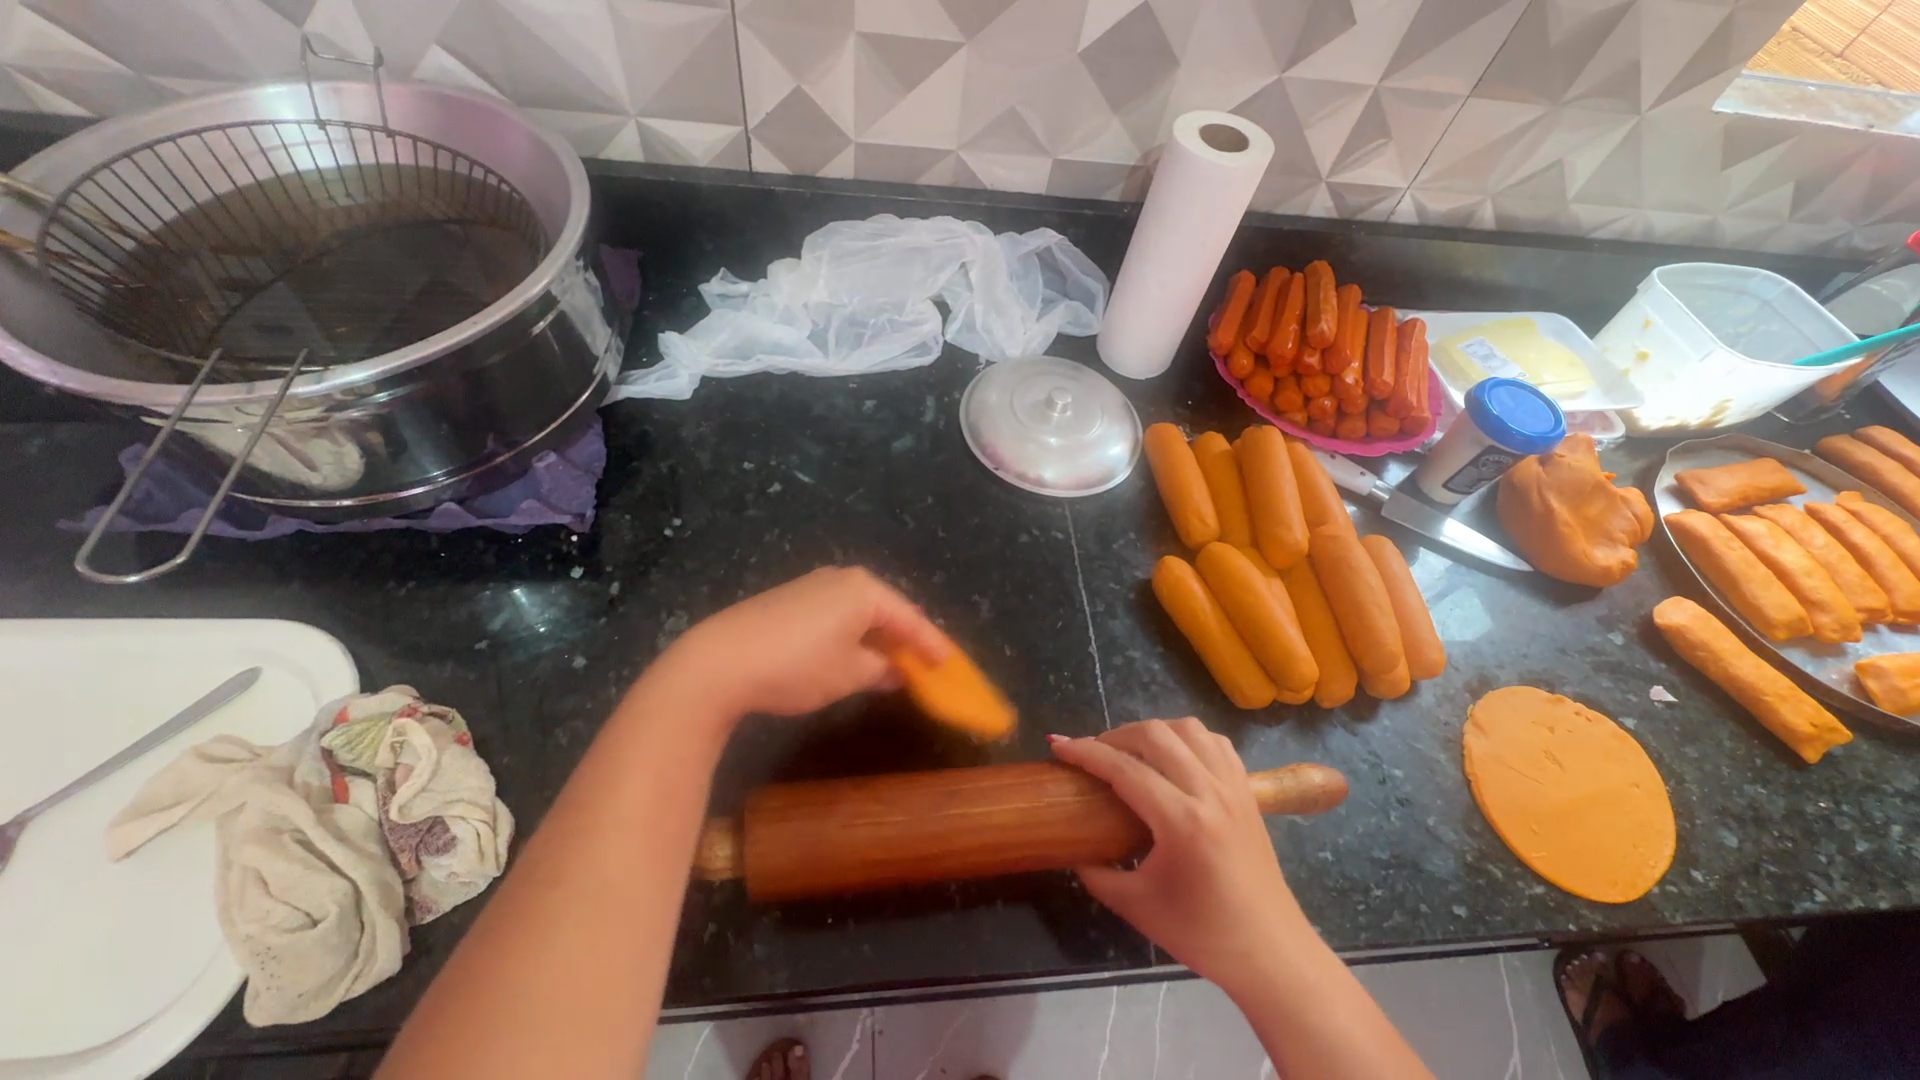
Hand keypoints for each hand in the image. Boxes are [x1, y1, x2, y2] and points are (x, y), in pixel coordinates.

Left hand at [654, 567, 949, 724]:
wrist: (719, 662)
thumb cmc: (796, 666)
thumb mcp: (849, 674)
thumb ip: (882, 670)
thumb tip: (898, 670)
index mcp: (864, 590)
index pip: (912, 619)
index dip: (933, 646)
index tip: (952, 666)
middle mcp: (841, 578)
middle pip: (886, 610)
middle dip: (905, 638)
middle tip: (925, 663)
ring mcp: (812, 586)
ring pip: (859, 612)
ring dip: (877, 638)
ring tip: (893, 663)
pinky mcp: (788, 600)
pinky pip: (836, 615)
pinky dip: (852, 634)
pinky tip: (853, 655)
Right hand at [1050, 718, 1304, 995]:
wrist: (1270, 952)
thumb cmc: (1202, 934)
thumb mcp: (1136, 906)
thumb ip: (1097, 873)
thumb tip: (1074, 849)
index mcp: (1182, 822)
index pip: (1124, 769)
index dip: (1086, 753)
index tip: (1058, 747)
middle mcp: (1210, 793)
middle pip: (1156, 735)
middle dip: (1115, 735)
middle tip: (1092, 753)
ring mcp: (1234, 789)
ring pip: (1189, 730)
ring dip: (1153, 731)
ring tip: (1131, 751)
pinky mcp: (1248, 793)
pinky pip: (1216, 744)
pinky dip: (1188, 739)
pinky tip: (1173, 757)